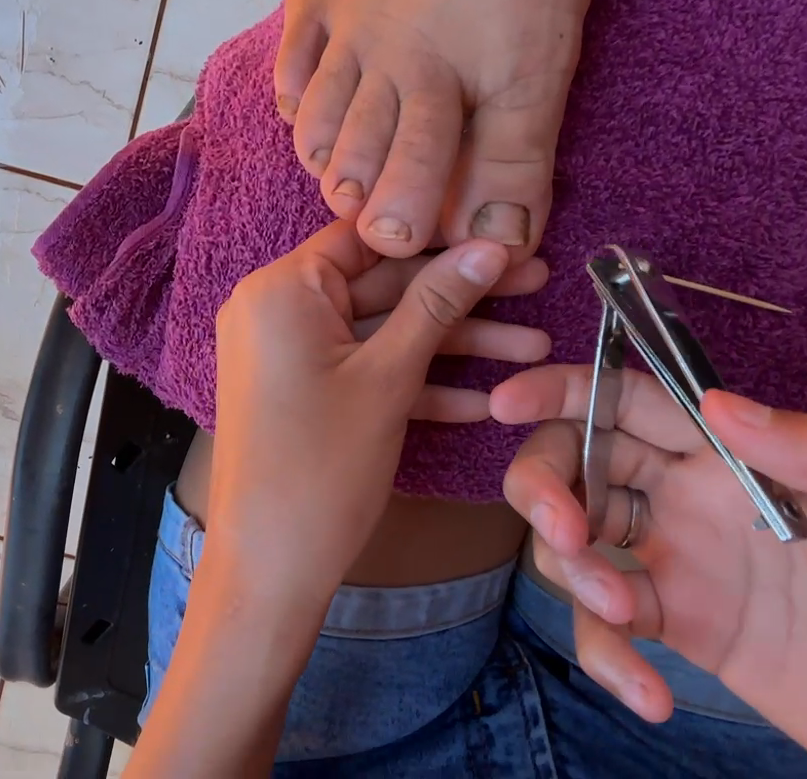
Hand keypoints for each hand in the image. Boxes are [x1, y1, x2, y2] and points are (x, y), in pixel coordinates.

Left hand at [128, 221, 545, 775]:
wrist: (269, 568)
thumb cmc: (321, 466)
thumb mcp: (388, 377)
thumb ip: (437, 304)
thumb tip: (489, 246)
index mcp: (282, 288)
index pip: (369, 238)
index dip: (440, 238)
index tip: (504, 239)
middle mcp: (275, 308)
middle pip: (381, 287)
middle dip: (461, 298)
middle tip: (538, 286)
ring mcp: (288, 351)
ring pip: (379, 334)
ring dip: (451, 346)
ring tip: (534, 350)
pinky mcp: (302, 389)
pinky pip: (361, 370)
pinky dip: (414, 382)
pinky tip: (482, 401)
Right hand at [276, 0, 658, 258]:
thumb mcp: (563, 24)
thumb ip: (524, 135)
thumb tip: (508, 223)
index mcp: (485, 74)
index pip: (452, 192)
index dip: (443, 234)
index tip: (442, 248)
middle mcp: (407, 58)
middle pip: (372, 169)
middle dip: (380, 214)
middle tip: (381, 231)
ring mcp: (353, 18)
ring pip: (323, 127)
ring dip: (333, 166)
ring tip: (342, 184)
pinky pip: (290, 69)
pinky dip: (297, 106)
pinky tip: (306, 115)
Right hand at [492, 366, 806, 777]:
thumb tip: (719, 404)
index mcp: (750, 462)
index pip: (638, 401)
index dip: (566, 390)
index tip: (508, 402)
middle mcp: (701, 502)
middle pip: (584, 463)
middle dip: (546, 485)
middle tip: (562, 532)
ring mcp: (686, 568)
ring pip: (579, 539)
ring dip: (574, 573)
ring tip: (631, 618)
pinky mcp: (684, 634)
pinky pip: (609, 627)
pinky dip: (605, 653)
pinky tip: (646, 693)